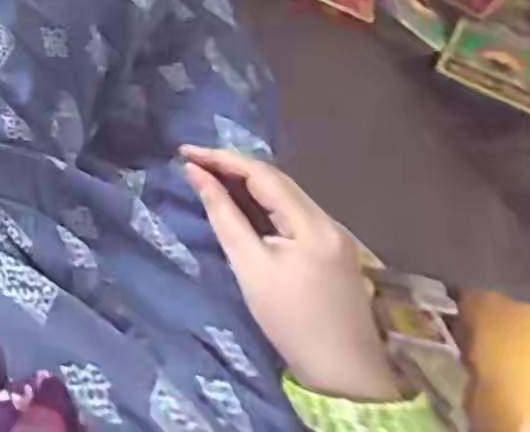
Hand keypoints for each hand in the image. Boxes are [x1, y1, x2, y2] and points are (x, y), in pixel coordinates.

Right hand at [180, 145, 400, 401]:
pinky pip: (289, 209)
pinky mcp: (329, 246)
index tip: (184, 150)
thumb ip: (222, 212)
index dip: (221, 157)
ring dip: (244, 179)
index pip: (261, 174)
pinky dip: (260, 198)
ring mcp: (332, 234)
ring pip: (282, 192)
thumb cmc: (290, 319)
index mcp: (312, 224)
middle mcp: (327, 221)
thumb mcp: (248, 264)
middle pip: (274, 178)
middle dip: (231, 164)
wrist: (345, 377)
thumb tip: (194, 171)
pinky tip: (238, 198)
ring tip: (207, 173)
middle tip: (192, 160)